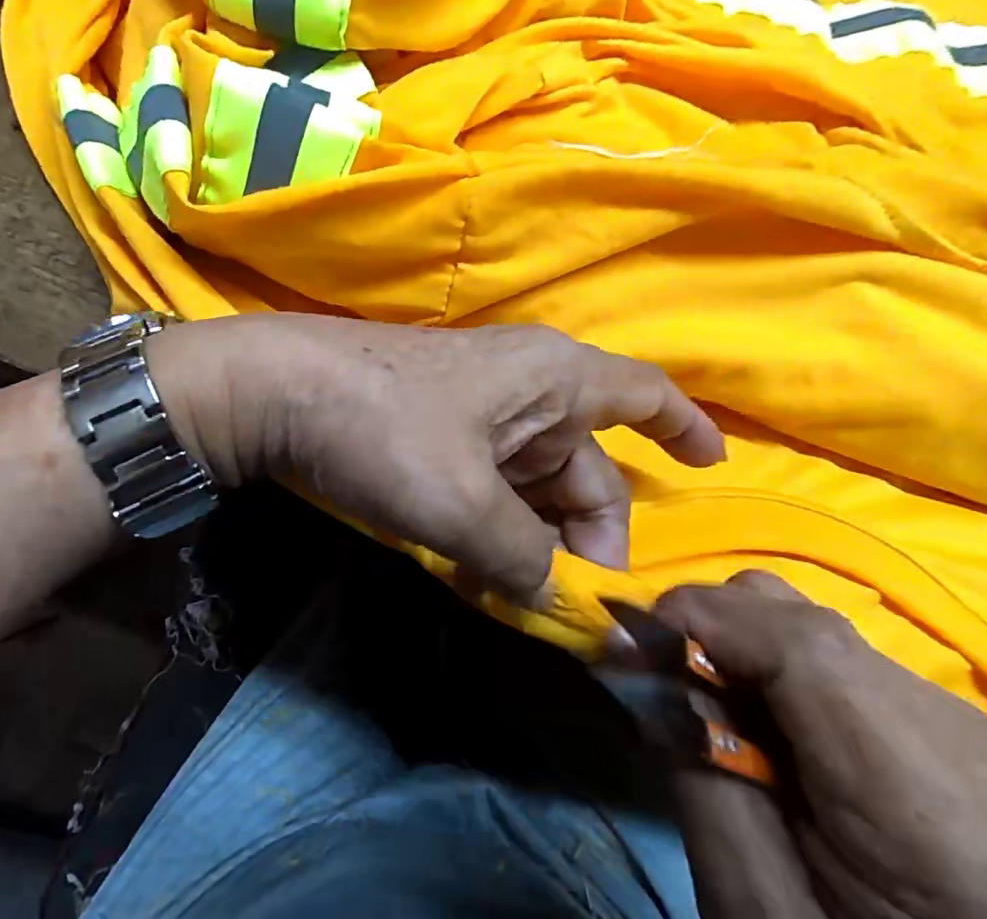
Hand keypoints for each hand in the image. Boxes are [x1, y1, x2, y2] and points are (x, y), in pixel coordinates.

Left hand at [144, 314, 724, 601]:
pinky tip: (478, 574)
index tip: (713, 467)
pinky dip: (499, 532)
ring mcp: (484, 414)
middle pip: (588, 470)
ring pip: (538, 489)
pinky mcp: (444, 435)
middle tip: (574, 607)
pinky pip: (496, 489)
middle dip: (588, 539)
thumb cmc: (382, 428)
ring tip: (515, 601)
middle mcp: (529, 391)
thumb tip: (559, 597)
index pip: (642, 395)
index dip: (684, 427)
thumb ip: (522, 557)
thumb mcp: (460, 504)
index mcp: (553, 380)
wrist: (273, 391)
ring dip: (537, 545)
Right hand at [655, 572, 986, 918]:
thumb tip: (650, 671)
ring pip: (835, 639)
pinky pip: (865, 674)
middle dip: (721, 629)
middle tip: (667, 683)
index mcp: (933, 808)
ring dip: (756, 656)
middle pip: (817, 623)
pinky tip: (794, 754)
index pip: (807, 647)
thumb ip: (702, 779)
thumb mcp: (758, 914)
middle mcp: (973, 744)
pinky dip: (801, 685)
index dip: (707, 618)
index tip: (631, 637)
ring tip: (727, 727)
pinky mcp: (985, 748)